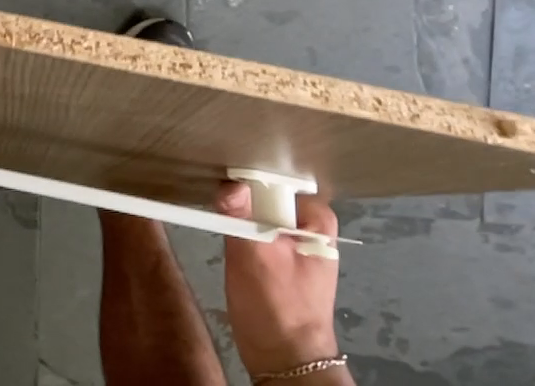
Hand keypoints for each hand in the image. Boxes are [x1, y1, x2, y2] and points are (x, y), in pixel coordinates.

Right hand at [216, 182, 343, 376]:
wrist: (282, 357)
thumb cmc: (276, 306)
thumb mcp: (256, 258)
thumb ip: (242, 217)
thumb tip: (230, 184)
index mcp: (317, 219)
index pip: (278, 179)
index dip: (250, 177)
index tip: (225, 178)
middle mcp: (308, 224)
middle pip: (265, 191)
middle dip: (241, 194)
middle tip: (218, 199)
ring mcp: (290, 240)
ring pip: (256, 208)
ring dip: (236, 210)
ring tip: (217, 210)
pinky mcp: (274, 254)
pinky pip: (252, 225)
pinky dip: (236, 224)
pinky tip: (221, 226)